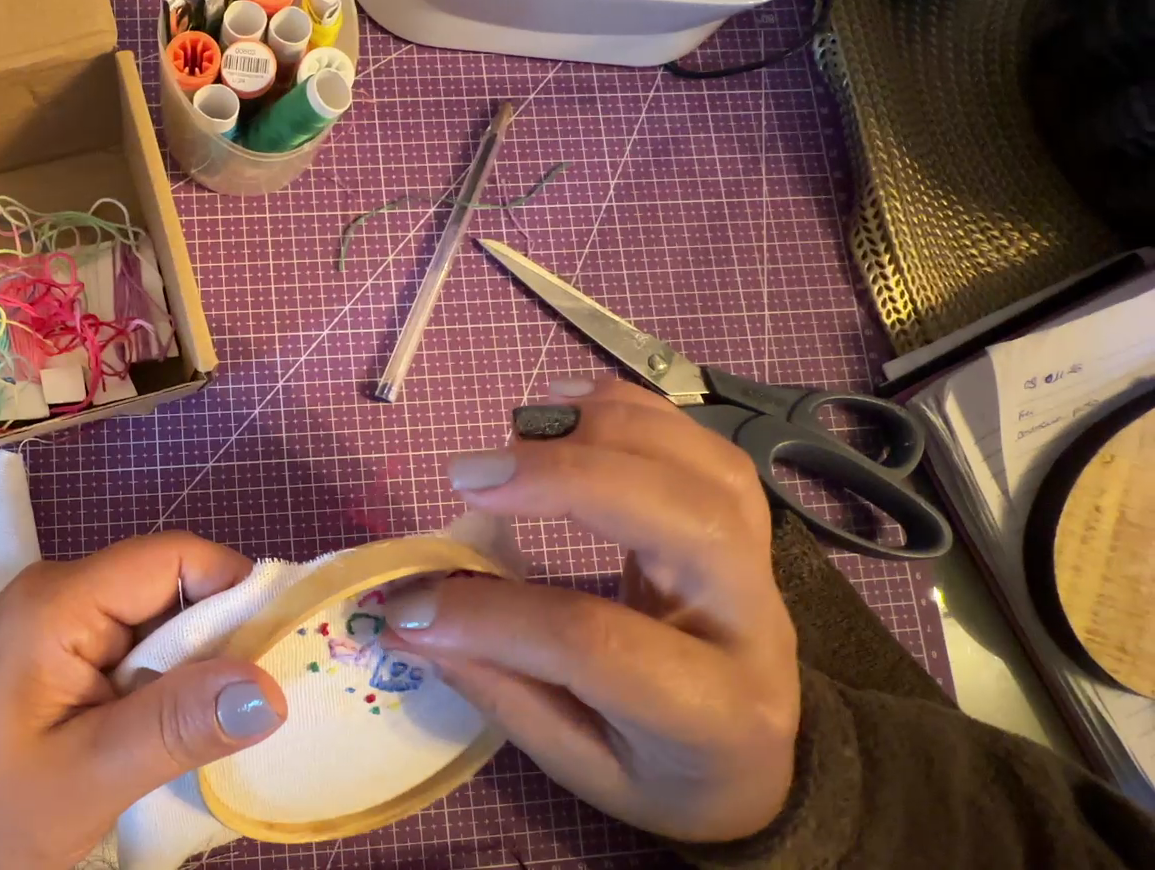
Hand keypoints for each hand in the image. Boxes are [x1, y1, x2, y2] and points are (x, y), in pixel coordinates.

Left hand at [0, 533, 287, 868]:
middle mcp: (62, 591)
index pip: (171, 558)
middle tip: (262, 702)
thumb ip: (176, 725)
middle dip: (220, 636)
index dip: (234, 588)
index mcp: (59, 601)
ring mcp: (60, 619)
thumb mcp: (86, 779)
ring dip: (196, 664)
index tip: (282, 648)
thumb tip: (271, 687)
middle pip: (169, 584)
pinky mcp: (61, 650)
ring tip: (227, 722)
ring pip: (158, 617)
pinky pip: (136, 644)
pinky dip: (168, 679)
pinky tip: (183, 723)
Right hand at [385, 380, 799, 842]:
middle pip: (682, 520)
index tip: (410, 604)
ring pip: (704, 468)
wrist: (755, 753)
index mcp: (714, 711)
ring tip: (518, 424)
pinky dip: (630, 410)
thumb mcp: (580, 762)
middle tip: (468, 474)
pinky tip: (564, 403)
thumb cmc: (658, 766)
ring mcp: (760, 564)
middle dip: (565, 479)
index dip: (492, 616)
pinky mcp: (744, 523)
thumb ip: (497, 688)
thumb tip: (407, 617)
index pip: (596, 642)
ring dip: (603, 428)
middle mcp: (754, 624)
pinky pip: (704, 447)